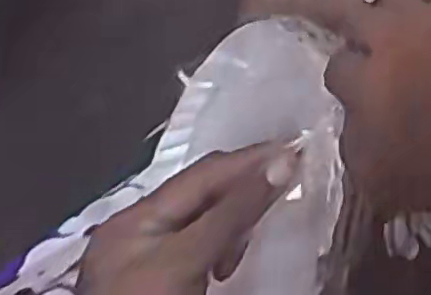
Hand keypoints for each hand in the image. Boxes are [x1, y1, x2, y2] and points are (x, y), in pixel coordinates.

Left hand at [80, 141, 299, 294]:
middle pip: (204, 194)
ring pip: (207, 221)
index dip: (250, 159)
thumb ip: (233, 212)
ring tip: (259, 228)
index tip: (296, 150)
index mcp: (133, 220)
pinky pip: (205, 250)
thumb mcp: (185, 263)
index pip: (203, 173)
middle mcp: (139, 235)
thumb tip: (284, 161)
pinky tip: (235, 259)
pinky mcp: (167, 290)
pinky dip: (227, 245)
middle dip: (246, 187)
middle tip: (290, 179)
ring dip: (238, 218)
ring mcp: (149, 267)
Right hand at [325, 0, 430, 213]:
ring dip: (390, 17)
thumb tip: (351, 112)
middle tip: (369, 54)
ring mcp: (423, 17)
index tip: (356, 91)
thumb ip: (351, 139)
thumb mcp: (375, 178)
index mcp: (364, 82)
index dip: (345, 79)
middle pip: (352, 16)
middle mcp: (387, 39)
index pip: (335, 65)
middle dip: (356, 35)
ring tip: (401, 36)